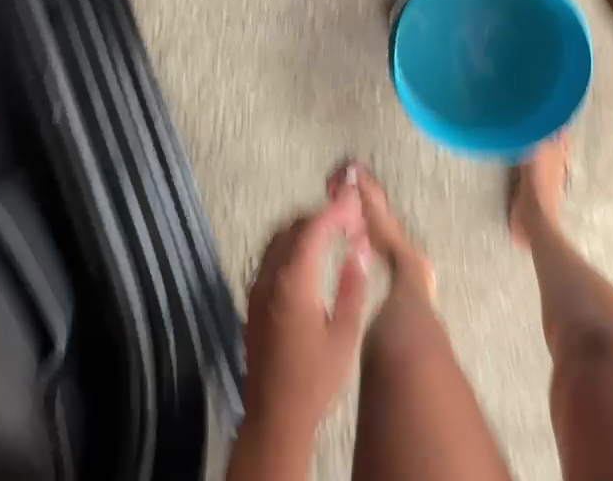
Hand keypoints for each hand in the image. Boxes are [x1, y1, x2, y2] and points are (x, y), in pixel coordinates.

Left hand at [241, 187, 370, 441]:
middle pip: (293, 227)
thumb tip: (359, 250)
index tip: (354, 199)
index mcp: (294, 283)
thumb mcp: (345, 334)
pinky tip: (311, 258)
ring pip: (278, 239)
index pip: (314, 229)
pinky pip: (271, 256)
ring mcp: (257, 287)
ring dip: (304, 228)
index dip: (335, 210)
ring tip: (334, 233)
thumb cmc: (315, 379)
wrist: (274, 414)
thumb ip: (352, 286)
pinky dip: (291, 245)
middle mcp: (270, 277)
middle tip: (350, 219)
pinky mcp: (253, 300)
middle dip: (321, 215)